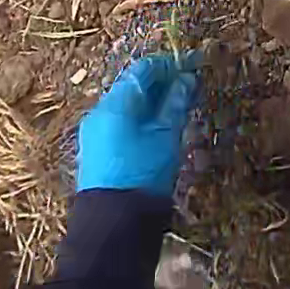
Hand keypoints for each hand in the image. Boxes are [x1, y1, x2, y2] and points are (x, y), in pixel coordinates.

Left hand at [76, 52, 199, 196]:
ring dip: (155, 100)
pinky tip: (164, 124)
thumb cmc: (144, 171)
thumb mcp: (166, 134)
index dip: (168, 65)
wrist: (115, 224)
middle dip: (163, 82)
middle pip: (134, 85)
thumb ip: (176, 102)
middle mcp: (101, 113)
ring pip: (130, 104)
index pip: (143, 69)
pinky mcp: (99, 148)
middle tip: (191, 87)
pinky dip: (145, 116)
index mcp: (115, 104)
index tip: (192, 68)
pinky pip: (124, 120)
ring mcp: (97, 131)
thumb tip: (188, 77)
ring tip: (182, 105)